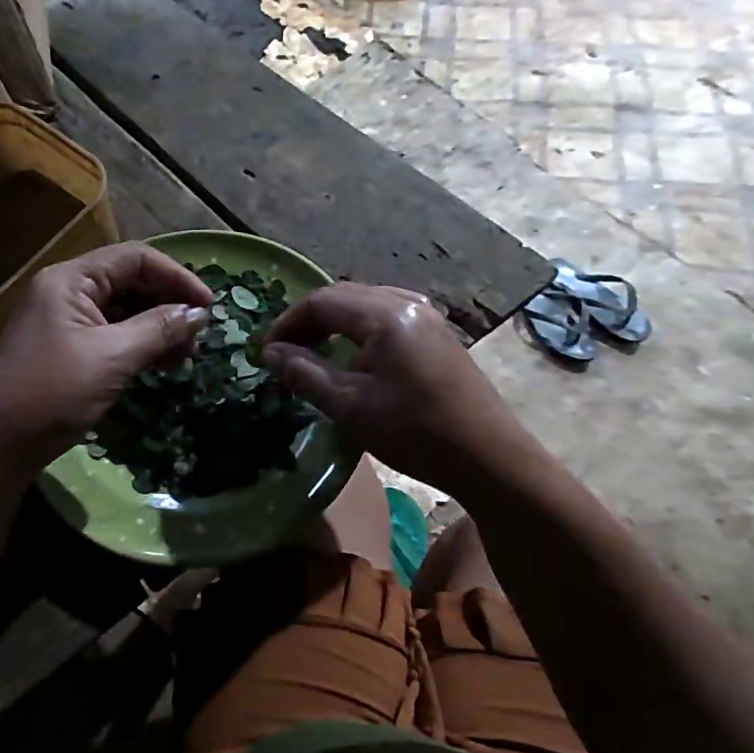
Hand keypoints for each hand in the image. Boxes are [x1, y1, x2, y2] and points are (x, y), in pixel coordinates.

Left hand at [0, 242, 213, 471]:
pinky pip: (114, 334)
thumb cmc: (52, 393)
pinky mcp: (70, 348)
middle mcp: (68, 291)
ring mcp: (67, 320)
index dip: (178, 277)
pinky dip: (141, 345)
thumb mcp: (112, 357)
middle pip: (132, 282)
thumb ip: (159, 328)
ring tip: (183, 358)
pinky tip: (161, 365)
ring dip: (159, 328)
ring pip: (126, 310)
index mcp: (71, 280)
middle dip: (170, 306)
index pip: (136, 258)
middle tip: (197, 339)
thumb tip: (199, 313)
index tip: (209, 307)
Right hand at [262, 283, 527, 485]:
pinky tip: (353, 355)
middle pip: (343, 296)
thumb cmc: (415, 432)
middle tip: (284, 353)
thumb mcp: (351, 406)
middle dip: (308, 321)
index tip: (265, 352)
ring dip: (333, 323)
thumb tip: (271, 353)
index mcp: (384, 315)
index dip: (287, 323)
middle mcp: (407, 302)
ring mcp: (427, 315)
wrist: (487, 456)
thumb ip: (305, 373)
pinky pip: (386, 315)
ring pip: (365, 304)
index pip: (321, 301)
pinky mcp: (437, 332)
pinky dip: (359, 328)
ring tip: (312, 352)